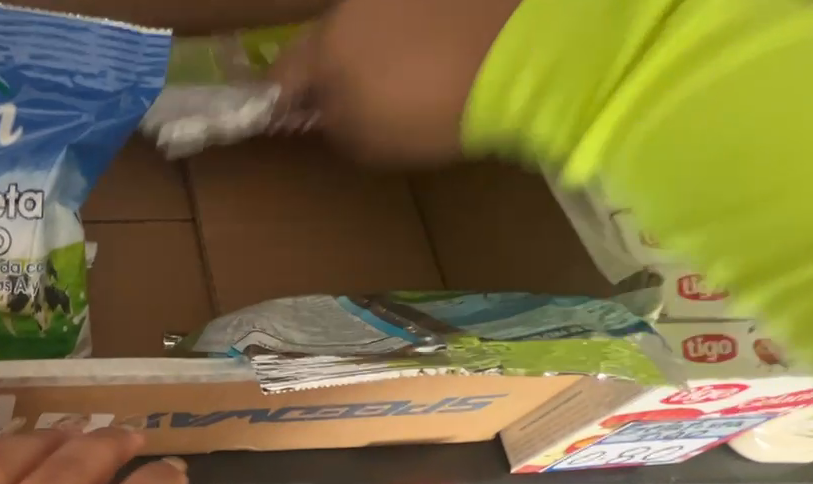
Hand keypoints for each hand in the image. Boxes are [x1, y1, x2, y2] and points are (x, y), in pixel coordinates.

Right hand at [270, 0, 523, 163]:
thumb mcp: (364, 142)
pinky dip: (418, 25)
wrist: (532, 52)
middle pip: (326, 36)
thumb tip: (321, 110)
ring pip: (371, 17)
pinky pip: (415, 11)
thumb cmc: (431, 111)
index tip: (292, 117)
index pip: (280, 75)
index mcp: (325, 48)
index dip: (281, 100)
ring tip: (406, 67)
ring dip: (377, 40)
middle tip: (351, 93)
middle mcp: (353, 3)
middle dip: (331, 63)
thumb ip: (331, 123)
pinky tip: (440, 45)